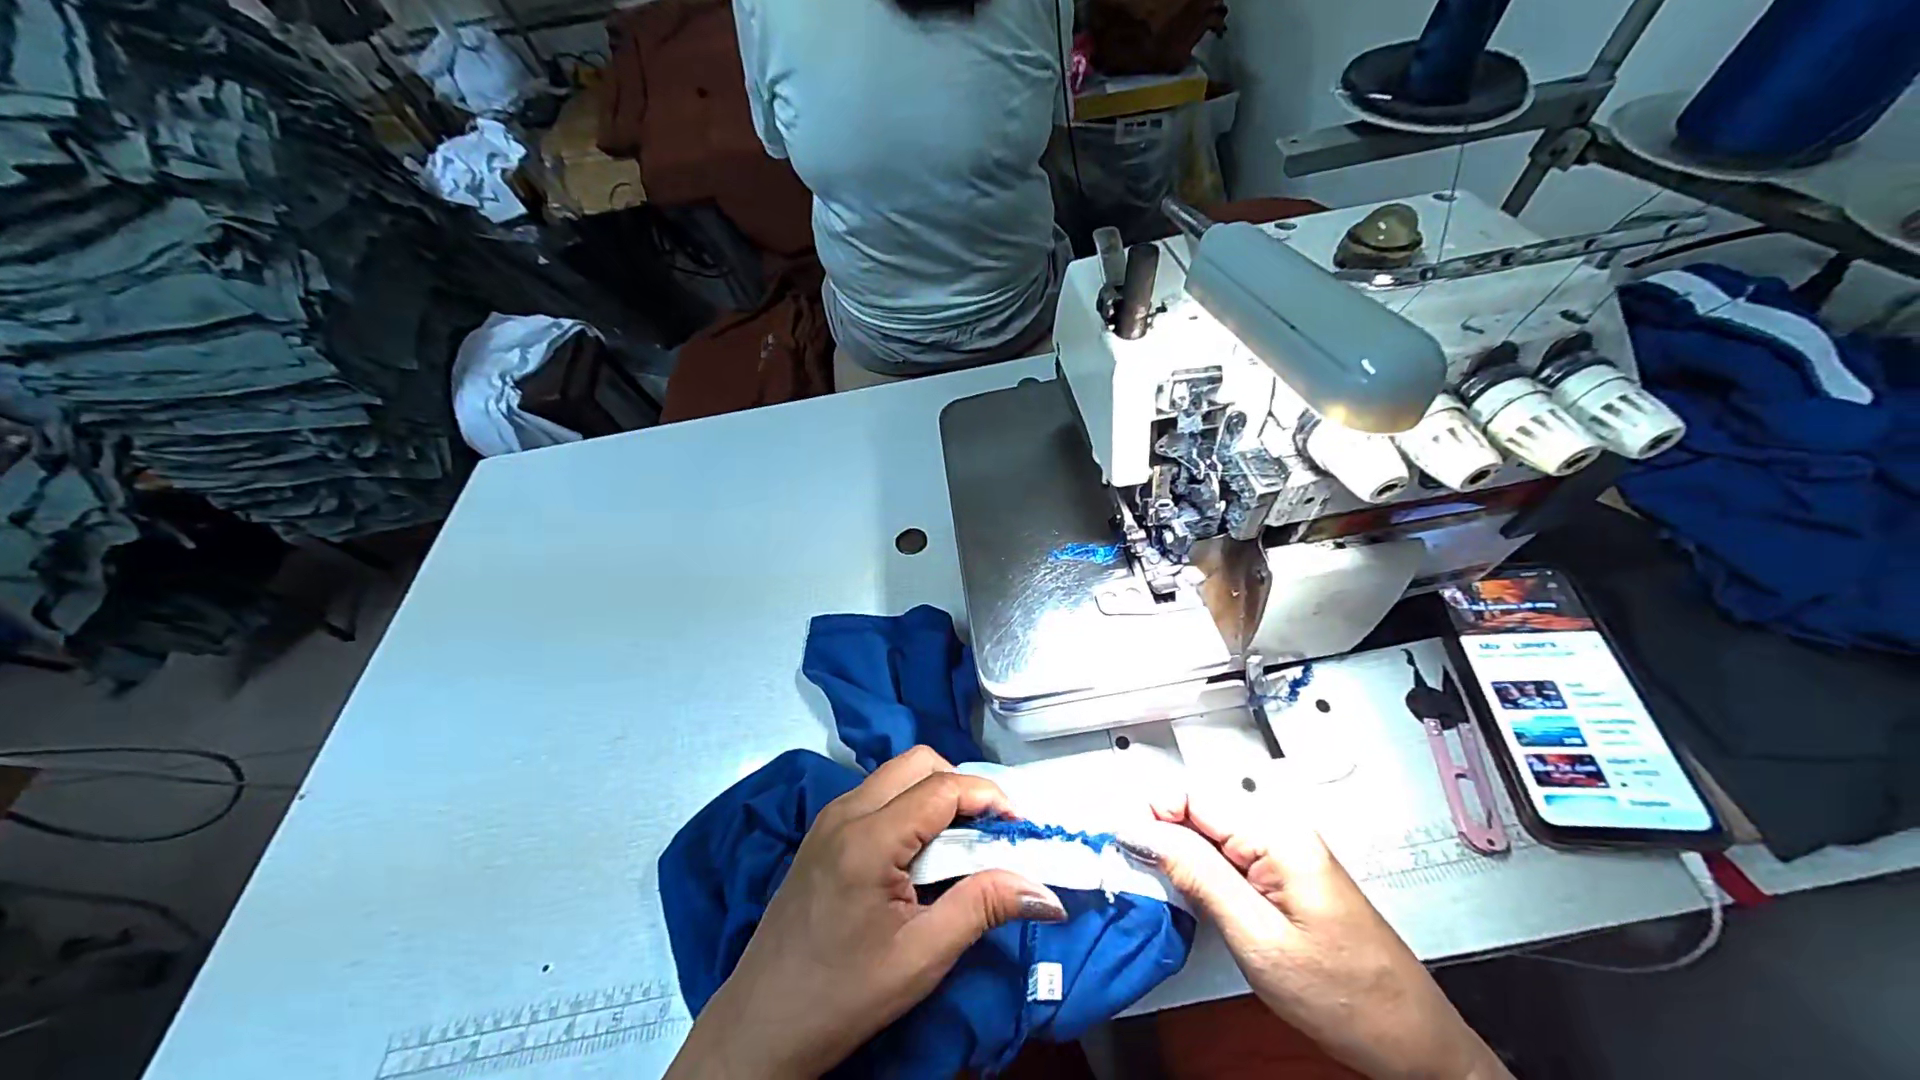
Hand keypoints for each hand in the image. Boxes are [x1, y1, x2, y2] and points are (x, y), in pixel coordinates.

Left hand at [665, 747, 1067, 1079]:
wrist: (762, 1025)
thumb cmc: (845, 995)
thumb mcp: (923, 956)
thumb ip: (984, 907)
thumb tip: (1047, 893)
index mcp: (868, 838)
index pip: (942, 787)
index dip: (989, 797)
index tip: (1020, 828)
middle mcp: (845, 811)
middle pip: (918, 762)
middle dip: (962, 786)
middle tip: (988, 833)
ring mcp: (828, 818)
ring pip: (896, 774)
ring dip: (935, 794)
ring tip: (959, 844)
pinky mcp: (822, 832)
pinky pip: (877, 793)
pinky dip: (910, 805)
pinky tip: (919, 852)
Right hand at [1122, 788, 1509, 1079]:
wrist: (1410, 1042)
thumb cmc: (1350, 998)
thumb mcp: (1256, 938)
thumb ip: (1196, 874)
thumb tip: (1146, 832)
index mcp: (1279, 835)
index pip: (1192, 796)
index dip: (1152, 818)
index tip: (1127, 845)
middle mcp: (1284, 832)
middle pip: (1199, 812)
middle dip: (1167, 841)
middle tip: (1151, 881)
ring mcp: (1286, 851)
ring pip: (1210, 835)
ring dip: (1185, 860)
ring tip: (1184, 901)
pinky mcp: (1285, 871)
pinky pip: (1229, 856)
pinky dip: (1206, 875)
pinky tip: (1208, 905)